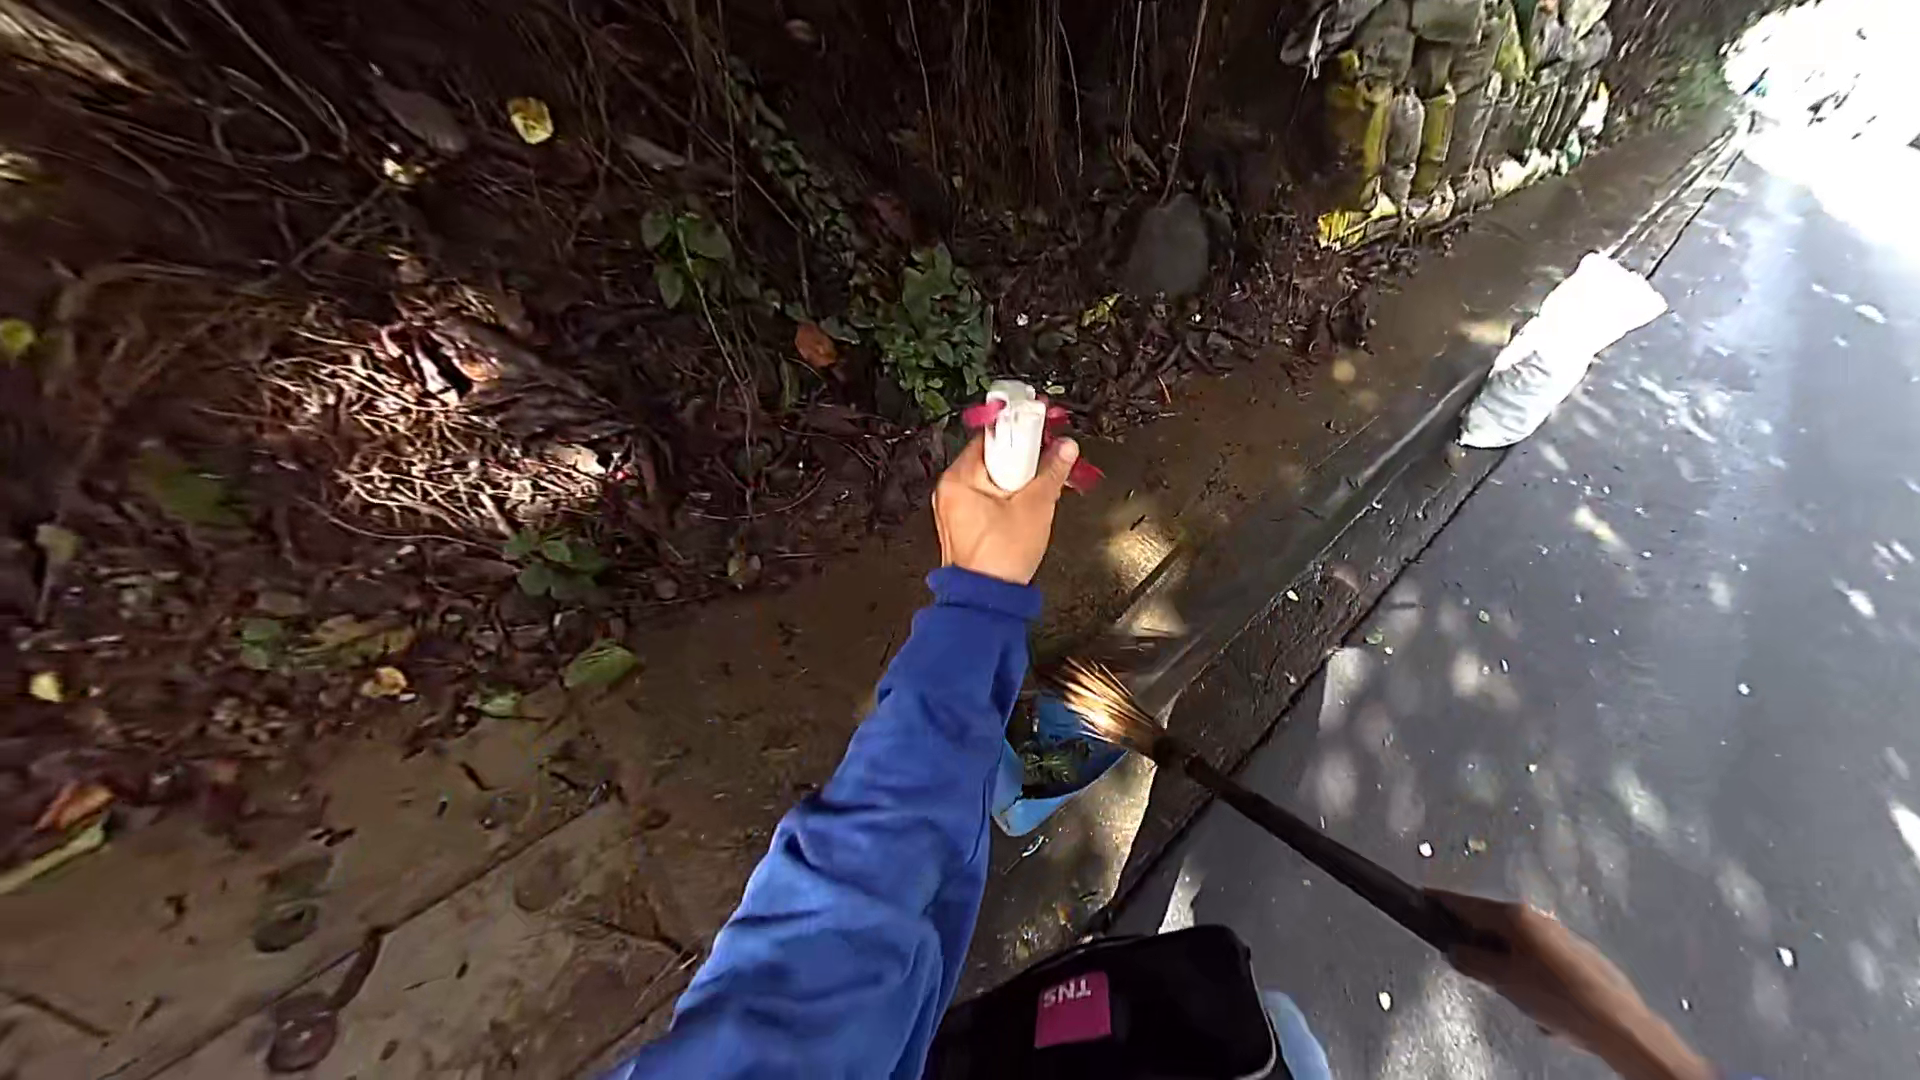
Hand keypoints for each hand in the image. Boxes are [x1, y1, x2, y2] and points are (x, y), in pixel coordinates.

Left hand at [933, 436, 1078, 584]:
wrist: (988, 598)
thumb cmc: (1001, 557)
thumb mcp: (1036, 506)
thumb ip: (1052, 471)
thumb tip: (1064, 448)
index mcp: (958, 479)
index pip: (989, 437)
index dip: (1018, 433)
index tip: (1038, 432)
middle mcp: (949, 491)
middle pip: (991, 458)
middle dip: (1020, 463)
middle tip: (1041, 470)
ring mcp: (953, 509)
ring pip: (990, 479)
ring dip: (1015, 482)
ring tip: (1032, 496)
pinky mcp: (962, 524)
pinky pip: (985, 498)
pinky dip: (1005, 498)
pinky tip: (1022, 511)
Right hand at [1428, 891, 1711, 1079]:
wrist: (1627, 1032)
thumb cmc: (1558, 999)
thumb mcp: (1501, 981)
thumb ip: (1469, 960)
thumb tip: (1454, 951)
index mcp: (1514, 915)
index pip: (1462, 902)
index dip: (1437, 902)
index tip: (1418, 899)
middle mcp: (1538, 918)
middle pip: (1492, 925)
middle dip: (1480, 944)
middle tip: (1473, 968)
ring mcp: (1564, 938)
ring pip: (1520, 946)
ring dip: (1509, 965)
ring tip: (1516, 996)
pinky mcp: (1585, 961)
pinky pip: (1544, 962)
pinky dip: (1535, 977)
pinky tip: (1544, 1007)